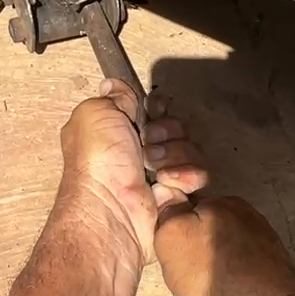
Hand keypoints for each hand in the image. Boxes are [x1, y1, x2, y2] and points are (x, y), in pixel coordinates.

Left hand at [53, 79, 208, 270]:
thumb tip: (114, 84)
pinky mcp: (179, 194)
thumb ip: (113, 96)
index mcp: (118, 131)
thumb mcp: (95, 114)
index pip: (153, 108)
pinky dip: (186, 176)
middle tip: (147, 145)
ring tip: (154, 169)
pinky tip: (167, 184)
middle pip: (177, 126)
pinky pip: (200, 174)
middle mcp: (140, 151)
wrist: (110, 211)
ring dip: (174, 155)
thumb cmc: (97, 161)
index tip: (152, 111)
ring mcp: (162, 174)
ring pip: (191, 148)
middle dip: (166, 131)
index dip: (157, 107)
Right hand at [155, 195, 294, 295]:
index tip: (169, 254)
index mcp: (230, 212)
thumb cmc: (213, 273)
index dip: (175, 236)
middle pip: (198, 264)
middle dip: (186, 287)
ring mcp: (255, 281)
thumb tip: (169, 203)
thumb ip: (168, 215)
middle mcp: (247, 243)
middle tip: (186, 293)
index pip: (192, 216)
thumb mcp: (175, 233)